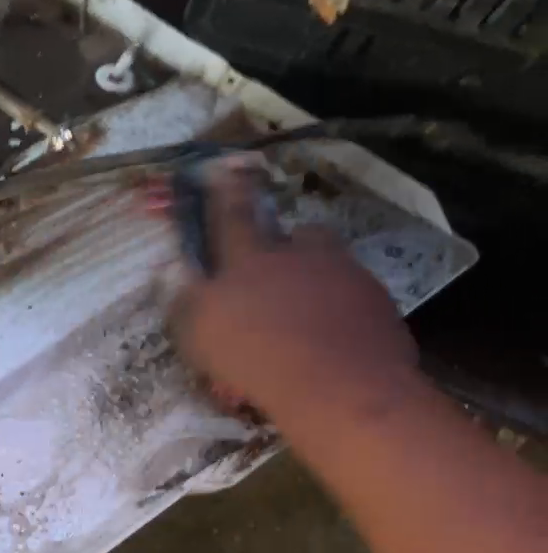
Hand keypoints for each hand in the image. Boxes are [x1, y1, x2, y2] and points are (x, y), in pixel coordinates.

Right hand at [173, 155, 418, 419]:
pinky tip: (319, 338)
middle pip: (297, 234)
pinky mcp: (378, 307)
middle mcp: (300, 257)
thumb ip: (183, 293)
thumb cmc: (251, 352)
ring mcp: (346, 278)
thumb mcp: (195, 327)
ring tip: (295, 312)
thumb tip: (173, 266)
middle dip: (287, 242)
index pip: (230, 216)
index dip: (224, 192)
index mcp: (250, 258)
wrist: (339, 386)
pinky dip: (333, 311)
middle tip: (273, 266)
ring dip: (311, 278)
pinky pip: (349, 298)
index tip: (224, 166)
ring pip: (326, 265)